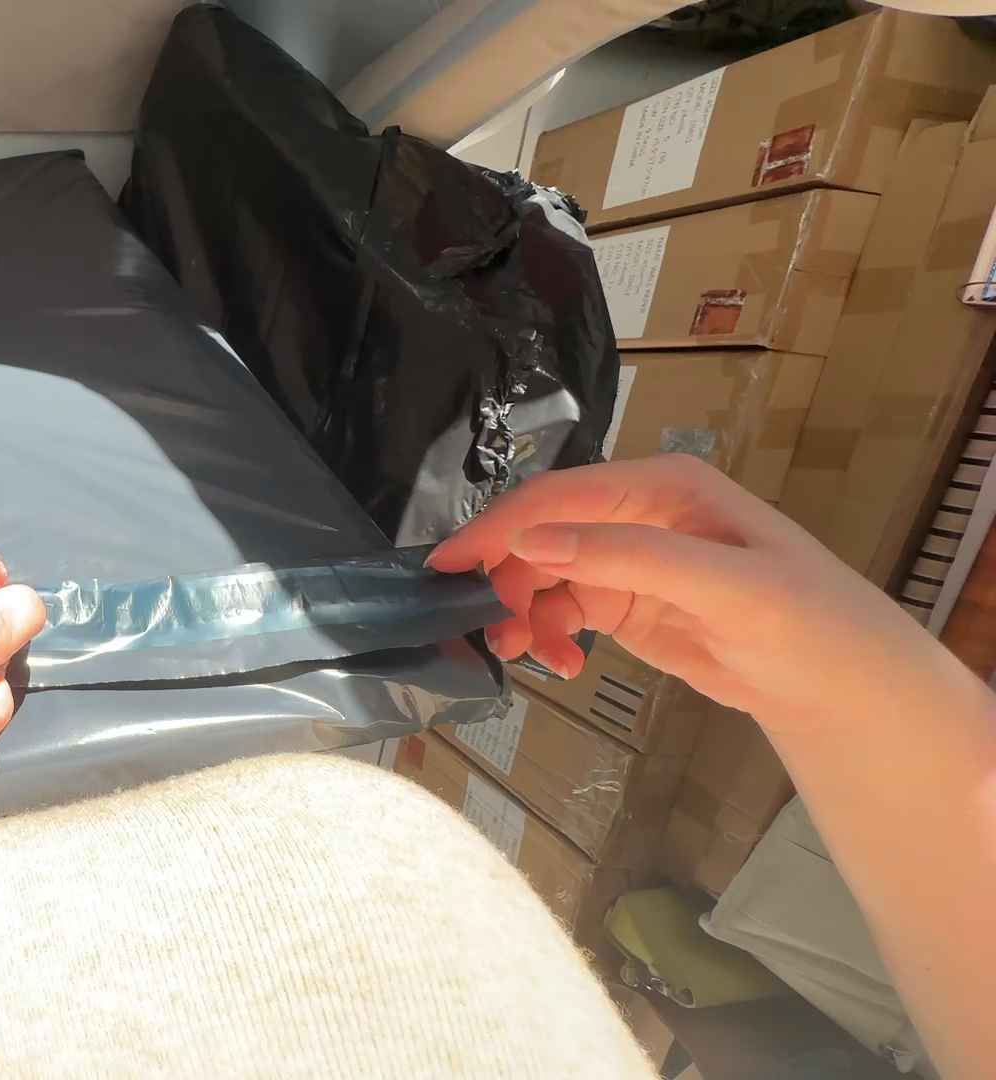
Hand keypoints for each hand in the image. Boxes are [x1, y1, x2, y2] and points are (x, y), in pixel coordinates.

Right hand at [426, 454, 946, 733]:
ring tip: (522, 655)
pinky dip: (544, 637)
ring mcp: (619, 559)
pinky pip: (553, 610)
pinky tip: (561, 664)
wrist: (850, 695)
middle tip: (489, 629)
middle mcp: (629, 515)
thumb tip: (528, 541)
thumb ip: (627, 556)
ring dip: (518, 615)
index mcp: (655, 489)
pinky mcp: (614, 600)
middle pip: (533, 538)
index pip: (552, 498)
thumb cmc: (814, 628)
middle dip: (503, 582)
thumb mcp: (730, 588)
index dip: (493, 528)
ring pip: (534, 577)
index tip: (444, 566)